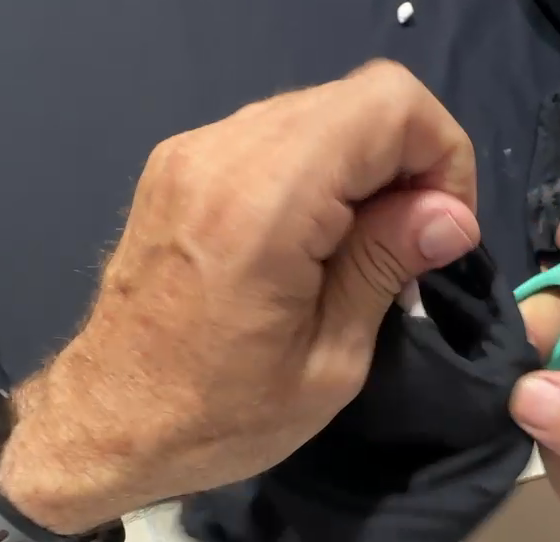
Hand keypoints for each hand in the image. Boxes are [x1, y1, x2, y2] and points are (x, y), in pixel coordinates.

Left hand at [0, 62, 480, 531]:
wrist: (109, 424)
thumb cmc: (222, 419)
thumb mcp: (329, 364)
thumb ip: (385, 267)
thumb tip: (450, 215)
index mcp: (266, 205)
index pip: (389, 106)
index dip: (442, 156)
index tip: (442, 233)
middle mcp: (223, 152)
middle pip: (357, 99)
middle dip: (408, 164)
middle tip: (411, 250)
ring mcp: (193, 151)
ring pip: (318, 113)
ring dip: (364, 170)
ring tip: (365, 252)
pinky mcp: (179, 166)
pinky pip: (275, 138)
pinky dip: (319, 174)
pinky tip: (317, 240)